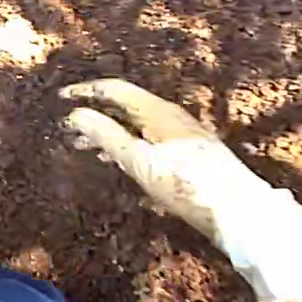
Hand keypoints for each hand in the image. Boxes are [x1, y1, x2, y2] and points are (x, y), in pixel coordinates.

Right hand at [61, 79, 301, 301]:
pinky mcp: (187, 151)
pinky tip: (117, 158)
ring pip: (135, 123)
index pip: (115, 89)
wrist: (239, 212)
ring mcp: (180, 133)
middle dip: (94, 112)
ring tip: (83, 144)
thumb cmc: (187, 185)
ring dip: (107, 129)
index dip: (86, 91)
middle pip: (125, 105)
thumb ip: (105, 136)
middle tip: (68, 125)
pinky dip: (125, 141)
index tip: (62, 98)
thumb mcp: (139, 161)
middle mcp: (170, 116)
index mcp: (158, 112)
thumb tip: (75, 114)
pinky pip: (146, 137)